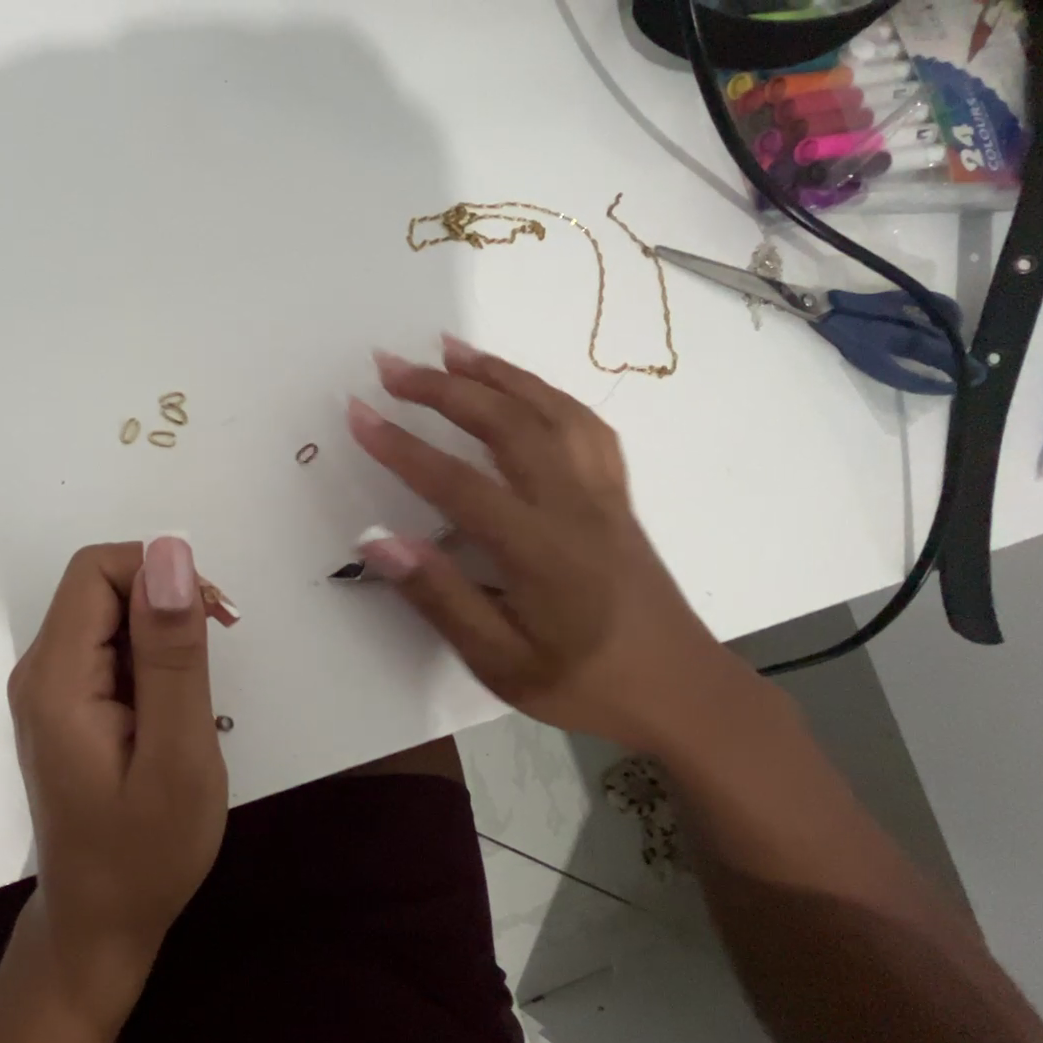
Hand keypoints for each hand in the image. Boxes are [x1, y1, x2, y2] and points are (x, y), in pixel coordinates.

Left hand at [6, 538, 227, 1024]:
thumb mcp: (177, 755)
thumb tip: (170, 551)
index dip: (159, 575)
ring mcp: (47, 690)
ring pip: (108, 616)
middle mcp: (39, 671)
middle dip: (165, 603)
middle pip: (99, 587)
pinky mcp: (65, 706)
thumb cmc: (146, 853)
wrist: (101, 924)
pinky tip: (175, 705)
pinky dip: (150, 660)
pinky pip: (108, 650)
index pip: (96, 570)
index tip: (212, 619)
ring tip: (198, 695)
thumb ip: (172, 653)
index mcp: (56, 678)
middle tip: (215, 657)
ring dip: (162, 633)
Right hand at [346, 335, 744, 750]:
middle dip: (444, 388)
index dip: (402, 446)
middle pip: (507, 425)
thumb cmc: (585, 685)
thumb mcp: (501, 662)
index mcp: (540, 550)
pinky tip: (522, 388)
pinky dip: (546, 394)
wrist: (684, 692)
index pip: (458, 483)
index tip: (357, 412)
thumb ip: (441, 598)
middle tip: (390, 364)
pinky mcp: (618, 496)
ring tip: (450, 349)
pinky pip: (584, 426)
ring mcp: (603, 494)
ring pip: (551, 412)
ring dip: (497, 374)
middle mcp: (574, 506)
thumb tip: (378, 542)